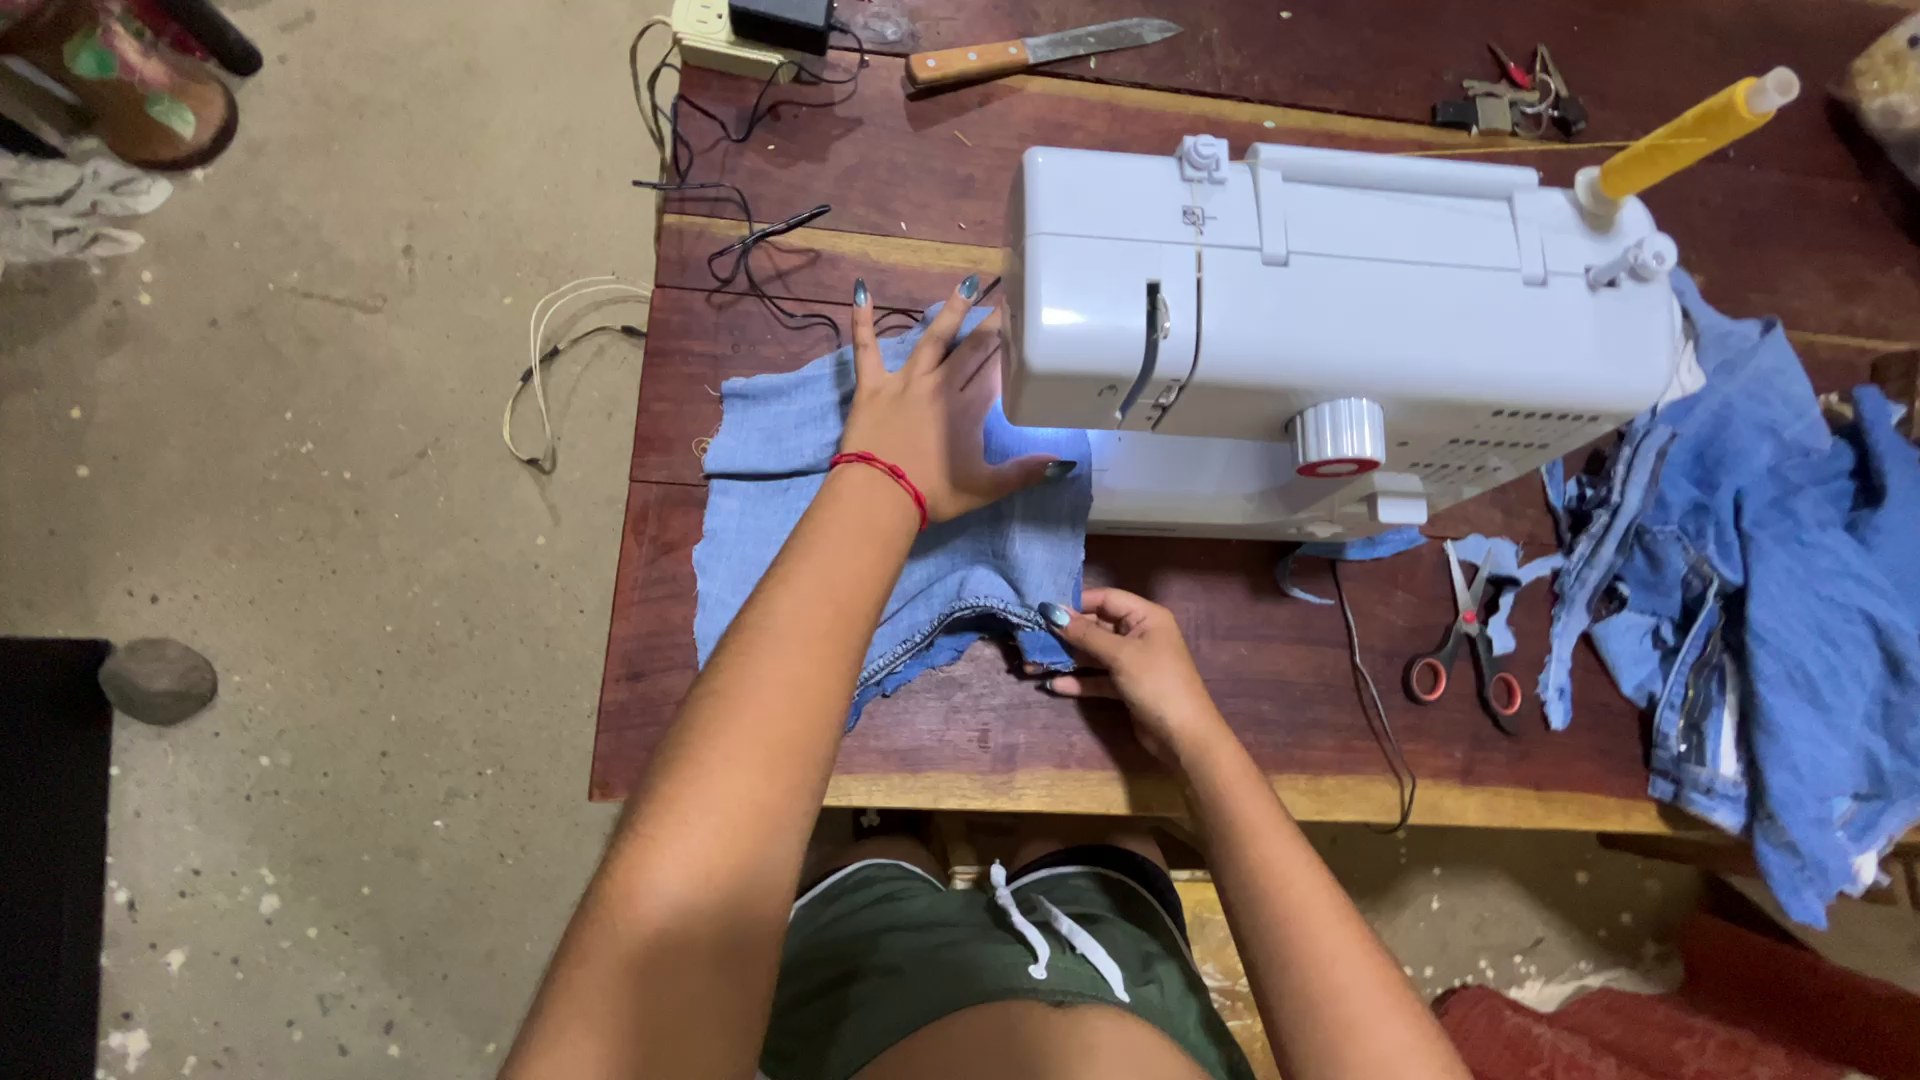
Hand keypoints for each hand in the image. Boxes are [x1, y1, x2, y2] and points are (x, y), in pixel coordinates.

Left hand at [839, 275, 1068, 523]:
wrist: (881, 495)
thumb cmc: (933, 494)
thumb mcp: (986, 488)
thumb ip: (1023, 472)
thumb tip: (1062, 464)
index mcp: (969, 408)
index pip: (995, 370)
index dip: (1010, 347)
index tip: (1024, 324)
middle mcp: (941, 385)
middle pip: (970, 349)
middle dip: (990, 324)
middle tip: (1006, 299)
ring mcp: (905, 381)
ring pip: (932, 338)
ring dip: (950, 311)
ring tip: (966, 284)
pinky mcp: (872, 386)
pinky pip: (867, 348)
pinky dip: (863, 321)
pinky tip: (861, 292)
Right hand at [1039, 587, 1235, 765]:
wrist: (1183, 736)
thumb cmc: (1156, 683)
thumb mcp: (1120, 655)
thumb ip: (1085, 634)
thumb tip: (1053, 611)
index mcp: (1146, 617)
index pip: (1106, 599)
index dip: (1076, 602)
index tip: (1044, 609)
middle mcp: (1139, 634)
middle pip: (1096, 626)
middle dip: (1065, 634)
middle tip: (1032, 637)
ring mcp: (1132, 661)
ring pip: (1093, 654)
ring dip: (1066, 659)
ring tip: (1033, 664)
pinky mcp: (1125, 686)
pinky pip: (1097, 677)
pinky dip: (1078, 681)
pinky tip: (1054, 685)